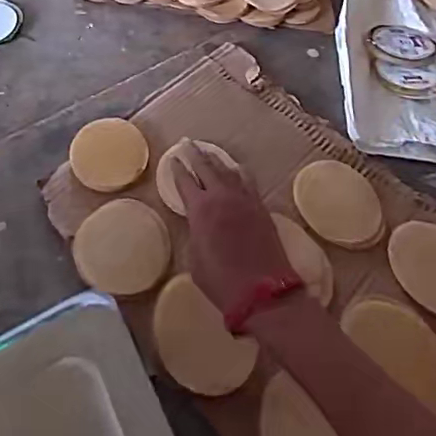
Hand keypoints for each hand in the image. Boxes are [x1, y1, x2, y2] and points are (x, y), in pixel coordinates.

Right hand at [170, 143, 296, 314]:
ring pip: (226, 169)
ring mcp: (242, 198)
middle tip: (187, 144)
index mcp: (199, 209)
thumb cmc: (221, 281)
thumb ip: (194, 234)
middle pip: (205, 166)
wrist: (262, 291)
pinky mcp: (259, 205)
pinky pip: (246, 179)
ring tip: (208, 152)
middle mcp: (220, 196)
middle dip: (194, 154)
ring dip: (215, 159)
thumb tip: (198, 225)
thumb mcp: (195, 260)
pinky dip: (237, 171)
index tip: (173, 158)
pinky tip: (235, 168)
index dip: (177, 168)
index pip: (185, 181)